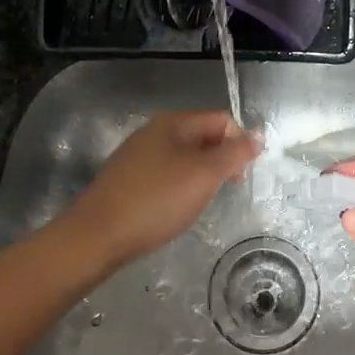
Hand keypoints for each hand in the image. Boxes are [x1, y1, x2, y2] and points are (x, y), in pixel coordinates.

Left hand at [62, 110, 256, 266]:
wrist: (97, 235)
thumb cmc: (155, 200)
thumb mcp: (203, 175)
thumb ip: (234, 154)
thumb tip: (257, 135)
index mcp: (172, 122)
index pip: (220, 119)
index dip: (238, 142)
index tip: (240, 175)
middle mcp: (154, 131)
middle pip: (202, 136)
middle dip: (221, 160)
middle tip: (224, 190)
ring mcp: (138, 155)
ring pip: (184, 157)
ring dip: (201, 176)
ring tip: (200, 202)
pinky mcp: (128, 179)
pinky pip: (166, 174)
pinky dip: (179, 187)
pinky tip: (175, 209)